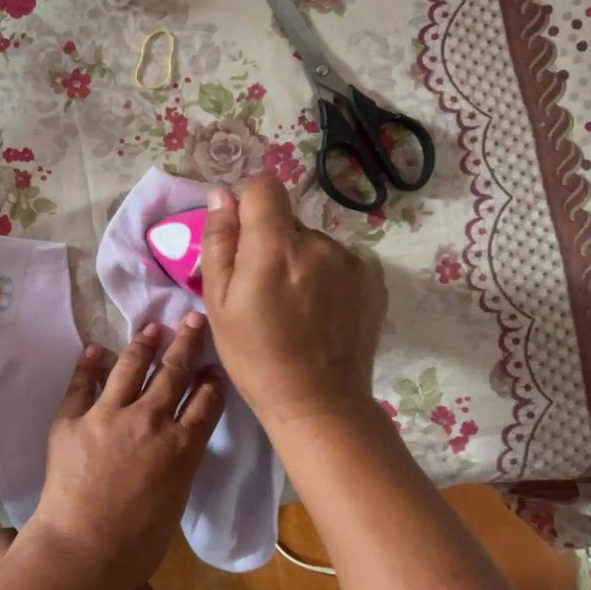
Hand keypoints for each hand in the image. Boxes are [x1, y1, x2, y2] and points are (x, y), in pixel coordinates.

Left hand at [24, 316, 222, 589]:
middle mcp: (150, 421)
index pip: (205, 403)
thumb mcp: (174, 499)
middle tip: (193, 320)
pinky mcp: (72, 418)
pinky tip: (95, 349)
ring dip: (143, 345)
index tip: (215, 365)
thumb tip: (172, 446)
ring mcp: (108, 414)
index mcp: (182, 448)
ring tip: (152, 327)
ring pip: (130, 368)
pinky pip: (82, 383)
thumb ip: (176, 464)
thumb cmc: (137, 543)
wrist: (84, 547)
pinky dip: (88, 364)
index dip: (211, 381)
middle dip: (186, 344)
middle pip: (173, 373)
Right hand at [198, 176, 388, 427]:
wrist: (318, 402)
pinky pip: (335, 262)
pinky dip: (322, 277)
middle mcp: (318, 243)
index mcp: (275, 246)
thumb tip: (221, 197)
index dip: (246, 204)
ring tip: (290, 305)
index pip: (263, 187)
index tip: (238, 237)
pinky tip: (316, 312)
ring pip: (311, 243)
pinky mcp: (372, 281)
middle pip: (286, 220)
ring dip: (297, 260)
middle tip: (259, 288)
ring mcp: (350, 262)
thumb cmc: (254, 354)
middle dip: (268, 241)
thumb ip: (218, 242)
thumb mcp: (218, 301)